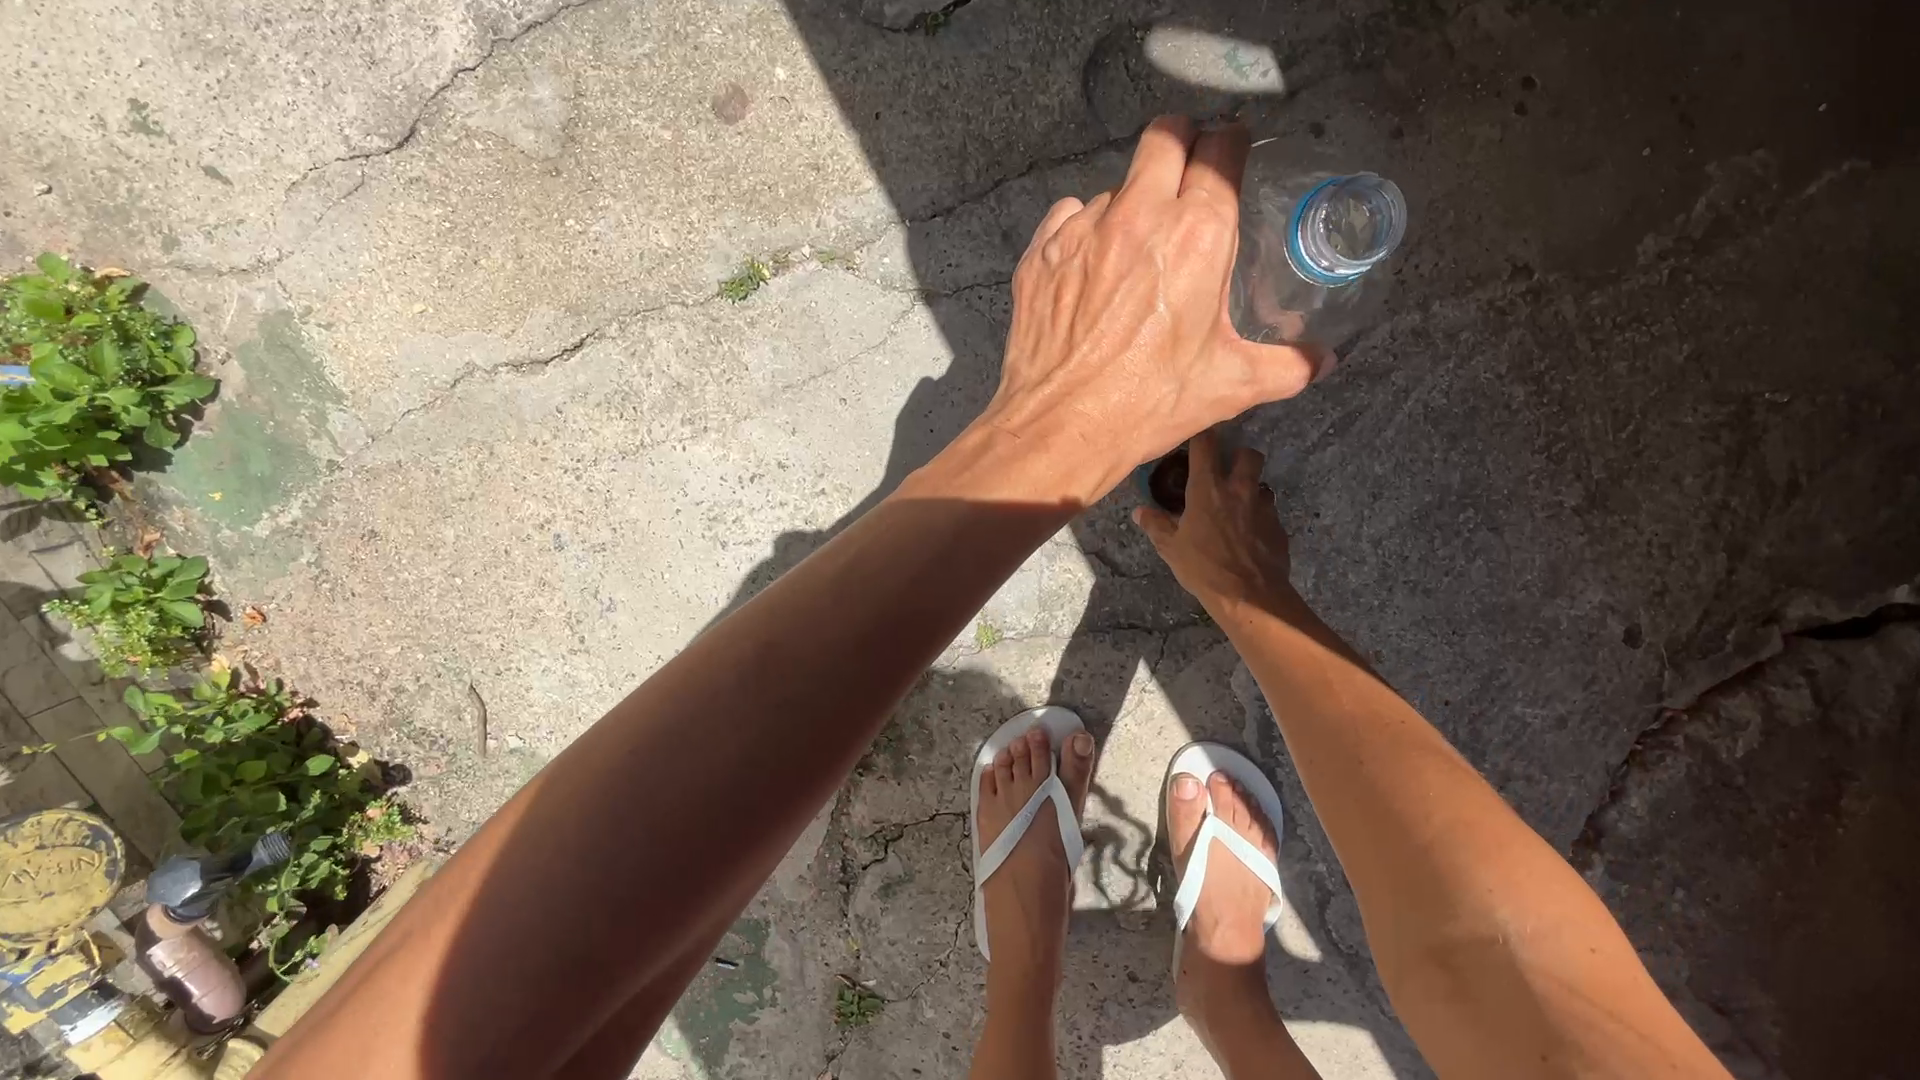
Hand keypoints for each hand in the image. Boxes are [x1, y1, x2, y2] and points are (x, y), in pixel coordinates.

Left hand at [977, 116, 1320, 497]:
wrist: (1061, 427)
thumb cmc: (1149, 403)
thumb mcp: (1230, 385)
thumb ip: (1287, 365)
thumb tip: (1323, 360)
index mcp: (1197, 233)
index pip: (1221, 149)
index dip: (1231, 144)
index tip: (1233, 154)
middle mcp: (1138, 215)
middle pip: (1165, 137)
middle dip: (1183, 144)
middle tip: (1188, 177)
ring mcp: (1081, 230)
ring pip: (1113, 186)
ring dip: (1131, 204)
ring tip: (1133, 250)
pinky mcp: (1040, 252)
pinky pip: (1067, 217)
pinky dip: (1083, 231)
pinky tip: (1088, 268)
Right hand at [1132, 430, 1293, 610]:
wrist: (1250, 596)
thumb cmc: (1204, 568)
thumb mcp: (1171, 548)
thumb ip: (1156, 525)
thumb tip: (1140, 512)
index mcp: (1208, 489)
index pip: (1206, 445)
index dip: (1202, 436)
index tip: (1196, 438)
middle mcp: (1239, 490)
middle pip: (1248, 454)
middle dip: (1239, 456)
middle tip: (1226, 470)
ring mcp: (1263, 507)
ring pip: (1261, 483)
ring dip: (1250, 488)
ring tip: (1237, 506)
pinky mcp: (1278, 527)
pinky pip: (1269, 512)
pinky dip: (1259, 517)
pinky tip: (1249, 534)